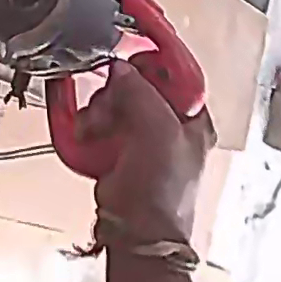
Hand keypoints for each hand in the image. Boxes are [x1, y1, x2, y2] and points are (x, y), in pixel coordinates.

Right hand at [78, 60, 214, 244]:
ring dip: (99, 110)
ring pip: (114, 100)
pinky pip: (100, 118)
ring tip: (93, 128)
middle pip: (137, 84)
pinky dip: (91, 123)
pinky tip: (87, 133)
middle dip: (115, 93)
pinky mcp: (118, 145)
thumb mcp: (157, 131)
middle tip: (107, 107)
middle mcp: (170, 122)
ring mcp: (143, 135)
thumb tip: (120, 67)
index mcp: (192, 117)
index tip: (128, 51)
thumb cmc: (159, 187)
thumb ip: (140, 92)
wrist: (135, 231)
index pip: (175, 71)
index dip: (153, 59)